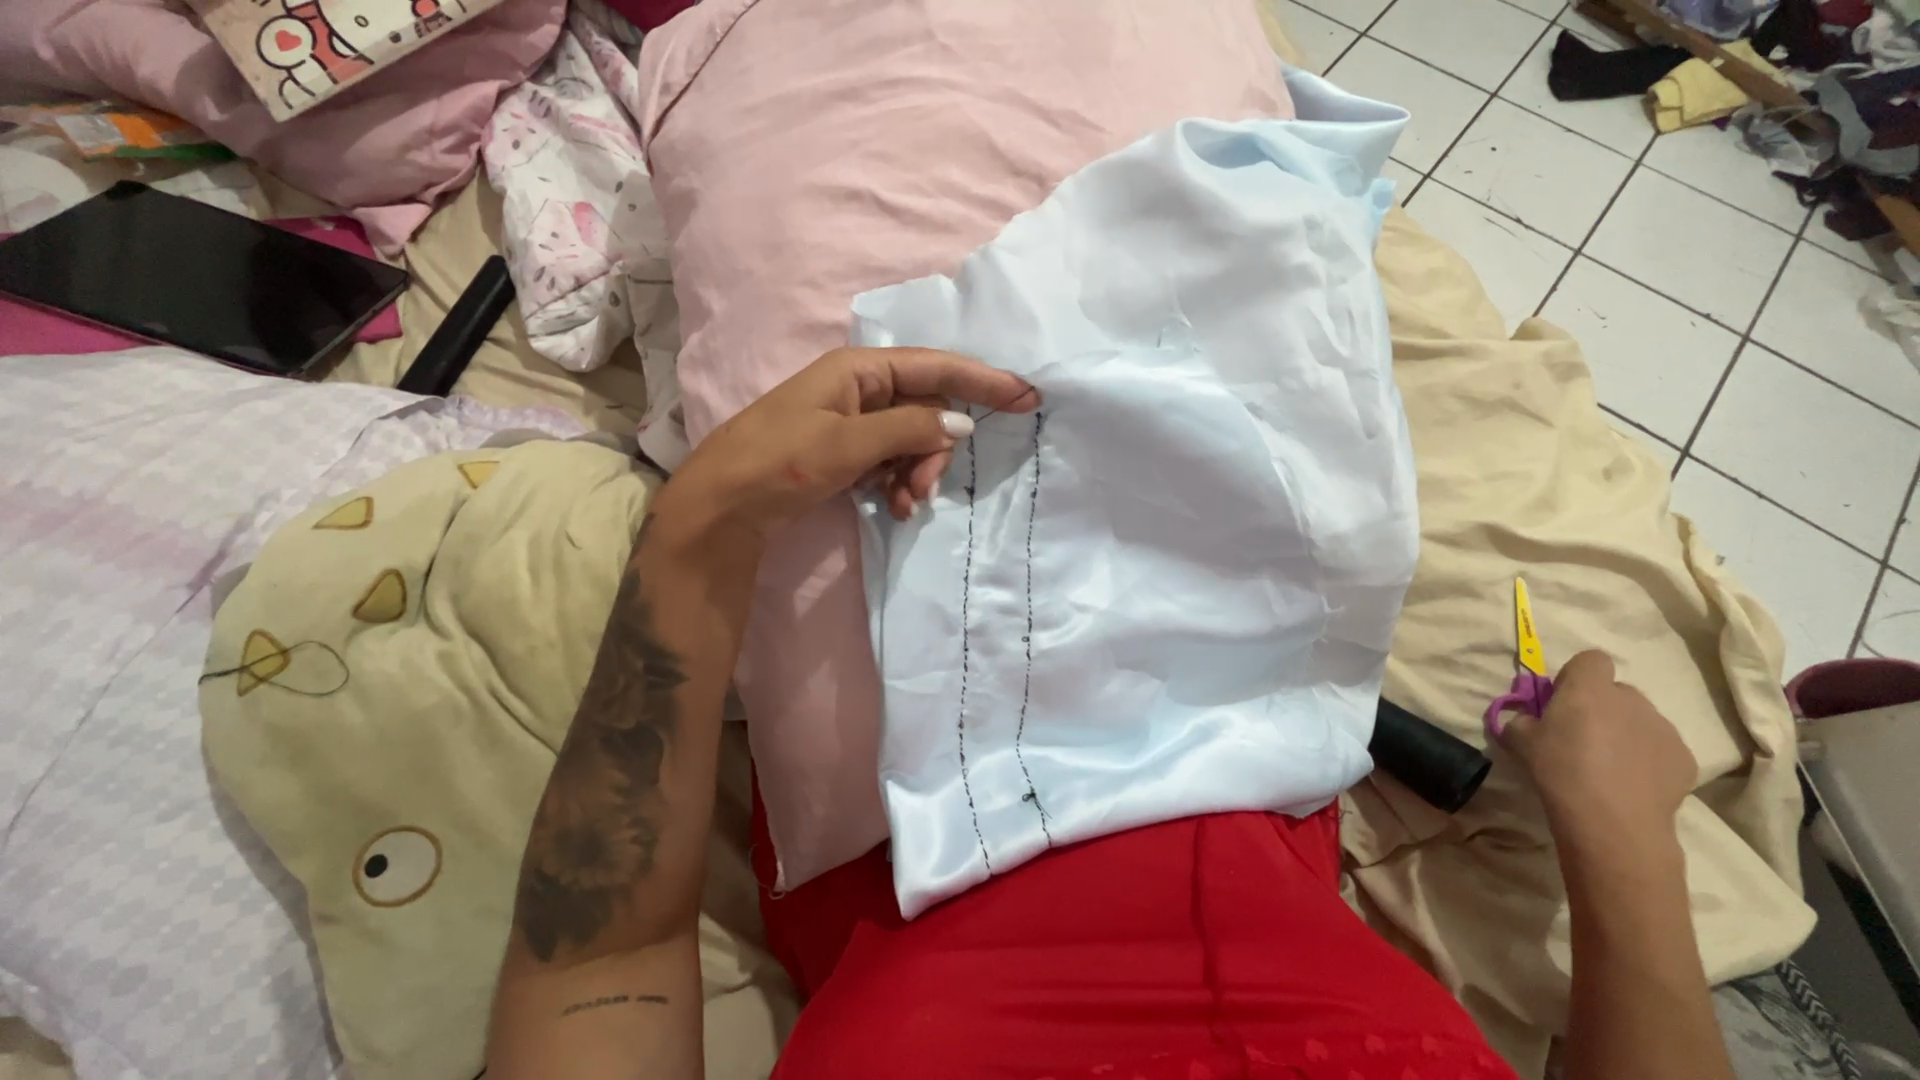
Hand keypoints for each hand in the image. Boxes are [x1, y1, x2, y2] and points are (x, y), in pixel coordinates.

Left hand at [654, 347, 1036, 545]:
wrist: (722, 508)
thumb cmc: (779, 463)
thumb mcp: (847, 443)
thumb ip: (909, 428)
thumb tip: (961, 422)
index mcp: (858, 370)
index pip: (935, 366)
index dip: (983, 380)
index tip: (1028, 397)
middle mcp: (859, 389)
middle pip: (927, 407)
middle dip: (935, 448)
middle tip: (925, 488)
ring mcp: (851, 422)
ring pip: (912, 439)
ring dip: (917, 472)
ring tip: (904, 504)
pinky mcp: (844, 453)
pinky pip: (891, 460)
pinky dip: (898, 482)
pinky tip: (891, 507)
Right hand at [1496, 650, 1697, 849]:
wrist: (1612, 820)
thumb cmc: (1559, 770)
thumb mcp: (1519, 741)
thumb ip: (1522, 720)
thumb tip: (1530, 721)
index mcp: (1590, 688)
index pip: (1591, 659)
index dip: (1577, 677)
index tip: (1564, 701)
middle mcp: (1632, 699)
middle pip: (1617, 691)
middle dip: (1602, 706)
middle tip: (1583, 736)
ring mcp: (1663, 728)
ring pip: (1641, 719)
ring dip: (1626, 731)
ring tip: (1610, 764)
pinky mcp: (1684, 757)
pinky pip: (1661, 747)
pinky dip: (1648, 758)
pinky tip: (1632, 782)